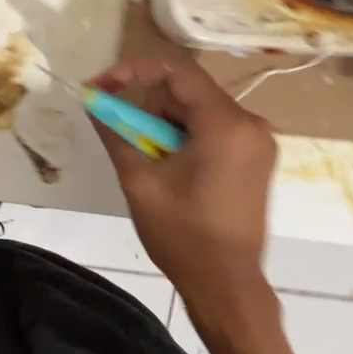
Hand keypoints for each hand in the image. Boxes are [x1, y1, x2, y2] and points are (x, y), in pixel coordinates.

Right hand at [87, 55, 276, 305]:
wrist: (225, 282)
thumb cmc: (181, 233)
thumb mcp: (139, 180)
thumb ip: (116, 133)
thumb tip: (94, 101)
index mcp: (226, 125)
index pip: (176, 72)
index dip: (133, 71)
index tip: (101, 87)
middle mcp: (250, 124)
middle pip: (187, 93)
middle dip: (146, 108)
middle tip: (117, 135)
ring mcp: (258, 142)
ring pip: (197, 113)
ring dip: (162, 127)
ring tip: (143, 163)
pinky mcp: (255, 159)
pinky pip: (212, 131)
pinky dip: (182, 139)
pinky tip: (166, 168)